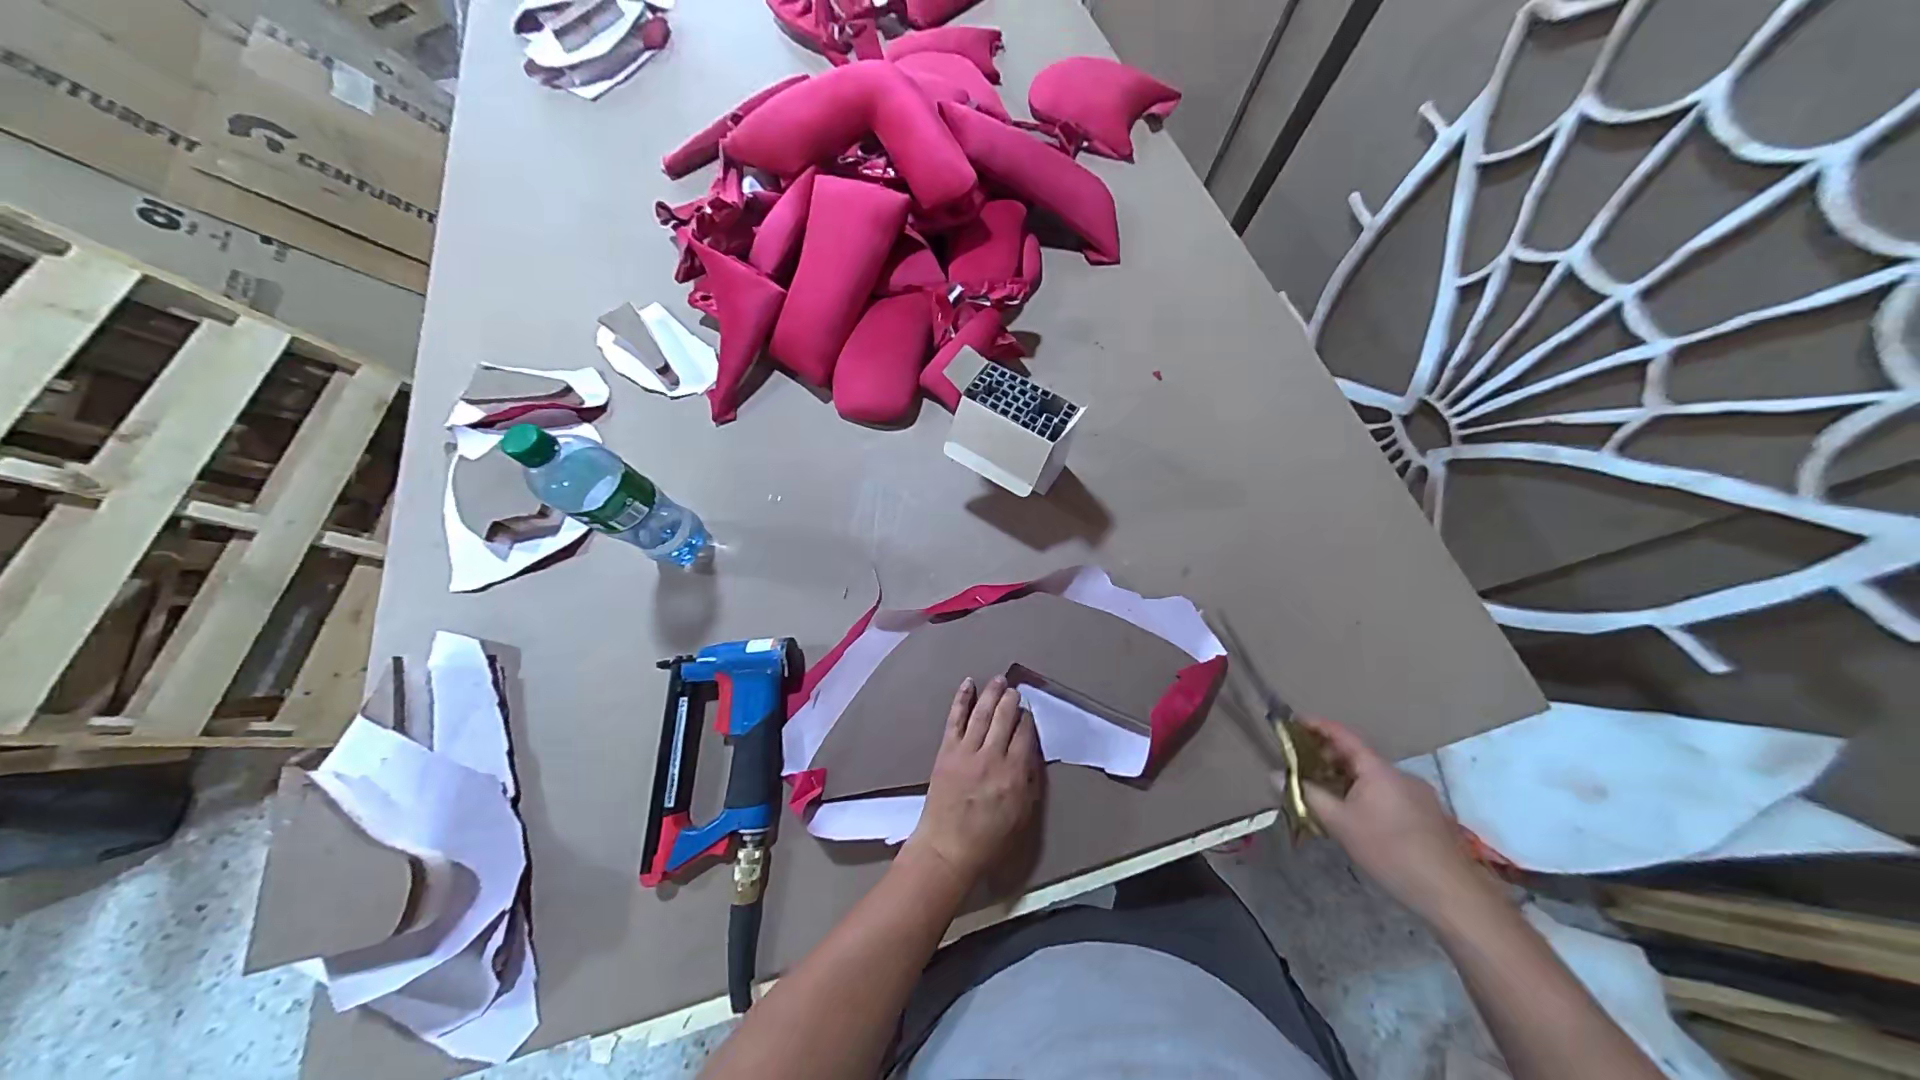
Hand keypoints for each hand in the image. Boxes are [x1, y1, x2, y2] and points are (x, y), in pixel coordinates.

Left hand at [905, 676, 1041, 887]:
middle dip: (1012, 701)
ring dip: (992, 693)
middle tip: (1015, 690)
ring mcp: (967, 752)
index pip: (1025, 735)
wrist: (948, 848)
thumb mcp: (1022, 814)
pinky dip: (962, 699)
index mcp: (1015, 774)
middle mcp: (992, 757)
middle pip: (1005, 718)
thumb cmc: (989, 839)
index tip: (1028, 714)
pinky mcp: (947, 752)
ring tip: (999, 680)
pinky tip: (969, 685)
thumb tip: (1031, 754)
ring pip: (983, 713)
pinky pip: (956, 719)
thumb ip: (1029, 781)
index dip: (1027, 721)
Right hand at [1295, 718, 1499, 928]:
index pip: (1343, 736)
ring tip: (1325, 794)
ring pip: (1373, 778)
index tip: (1294, 722)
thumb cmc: (1389, 851)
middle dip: (1328, 757)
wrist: (1451, 892)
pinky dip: (1366, 794)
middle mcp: (1400, 774)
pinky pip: (1388, 794)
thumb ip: (1307, 795)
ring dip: (1347, 779)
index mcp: (1378, 769)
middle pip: (1358, 756)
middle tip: (1302, 766)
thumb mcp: (1340, 823)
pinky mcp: (1428, 815)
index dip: (1317, 726)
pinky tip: (1357, 817)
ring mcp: (1419, 794)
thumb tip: (1276, 775)